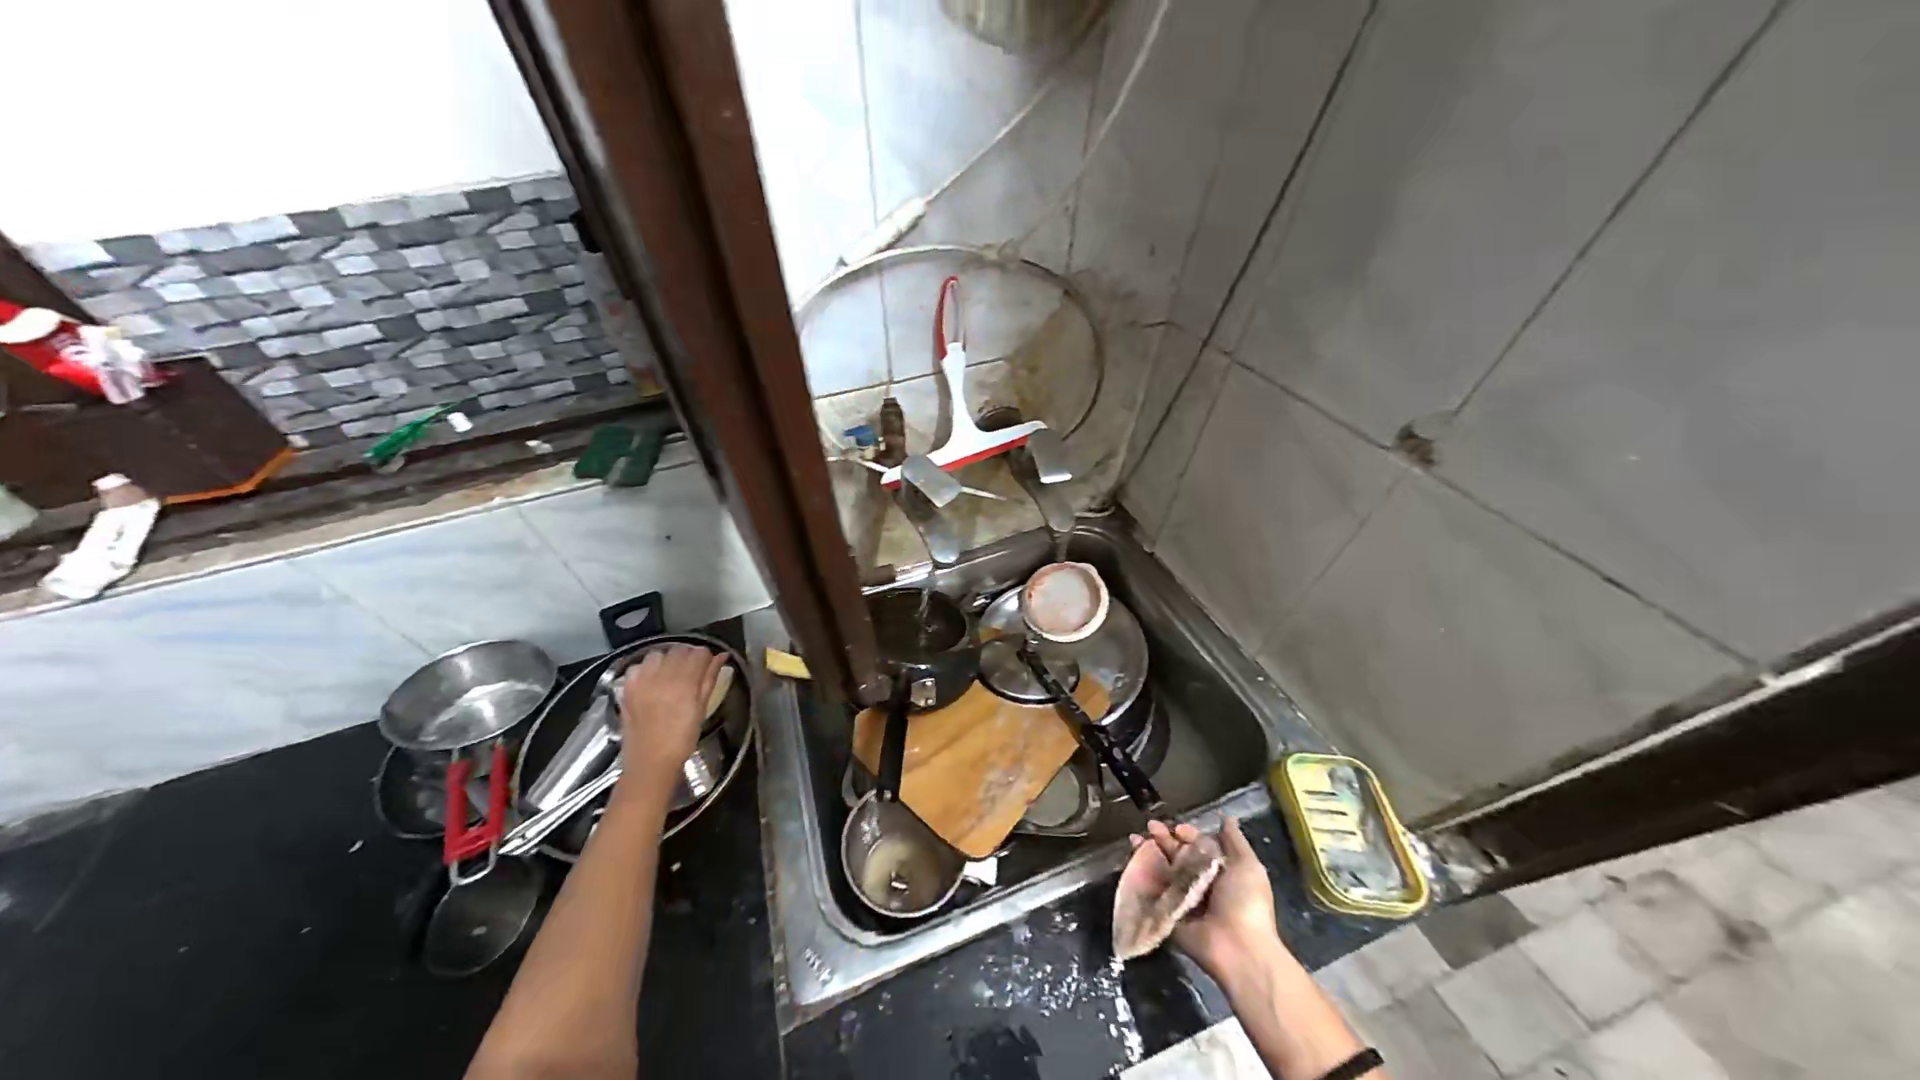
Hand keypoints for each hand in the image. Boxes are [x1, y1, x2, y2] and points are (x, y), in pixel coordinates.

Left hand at [615, 644, 728, 787]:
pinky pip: (638, 666)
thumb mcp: (702, 708)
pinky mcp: (627, 687)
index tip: (708, 666)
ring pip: (658, 654)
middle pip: (679, 649)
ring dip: (667, 660)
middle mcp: (662, 676)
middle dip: (688, 656)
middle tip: (691, 672)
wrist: (650, 761)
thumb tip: (721, 657)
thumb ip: (710, 679)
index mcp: (685, 682)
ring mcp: (642, 680)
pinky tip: (652, 682)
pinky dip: (646, 669)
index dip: (706, 657)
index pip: (699, 653)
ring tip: (670, 675)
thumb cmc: (683, 739)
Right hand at [1121, 817, 1286, 989]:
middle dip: (1164, 839)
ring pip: (1163, 871)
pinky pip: (1153, 893)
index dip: (1188, 834)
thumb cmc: (1245, 902)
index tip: (1177, 827)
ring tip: (1135, 838)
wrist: (1238, 949)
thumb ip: (1235, 841)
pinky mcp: (1168, 915)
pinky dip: (1141, 878)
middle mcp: (1201, 884)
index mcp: (1221, 872)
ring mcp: (1183, 900)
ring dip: (1149, 854)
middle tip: (1150, 826)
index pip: (1200, 846)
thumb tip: (1227, 817)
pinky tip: (1132, 862)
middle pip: (1178, 856)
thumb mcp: (1248, 865)